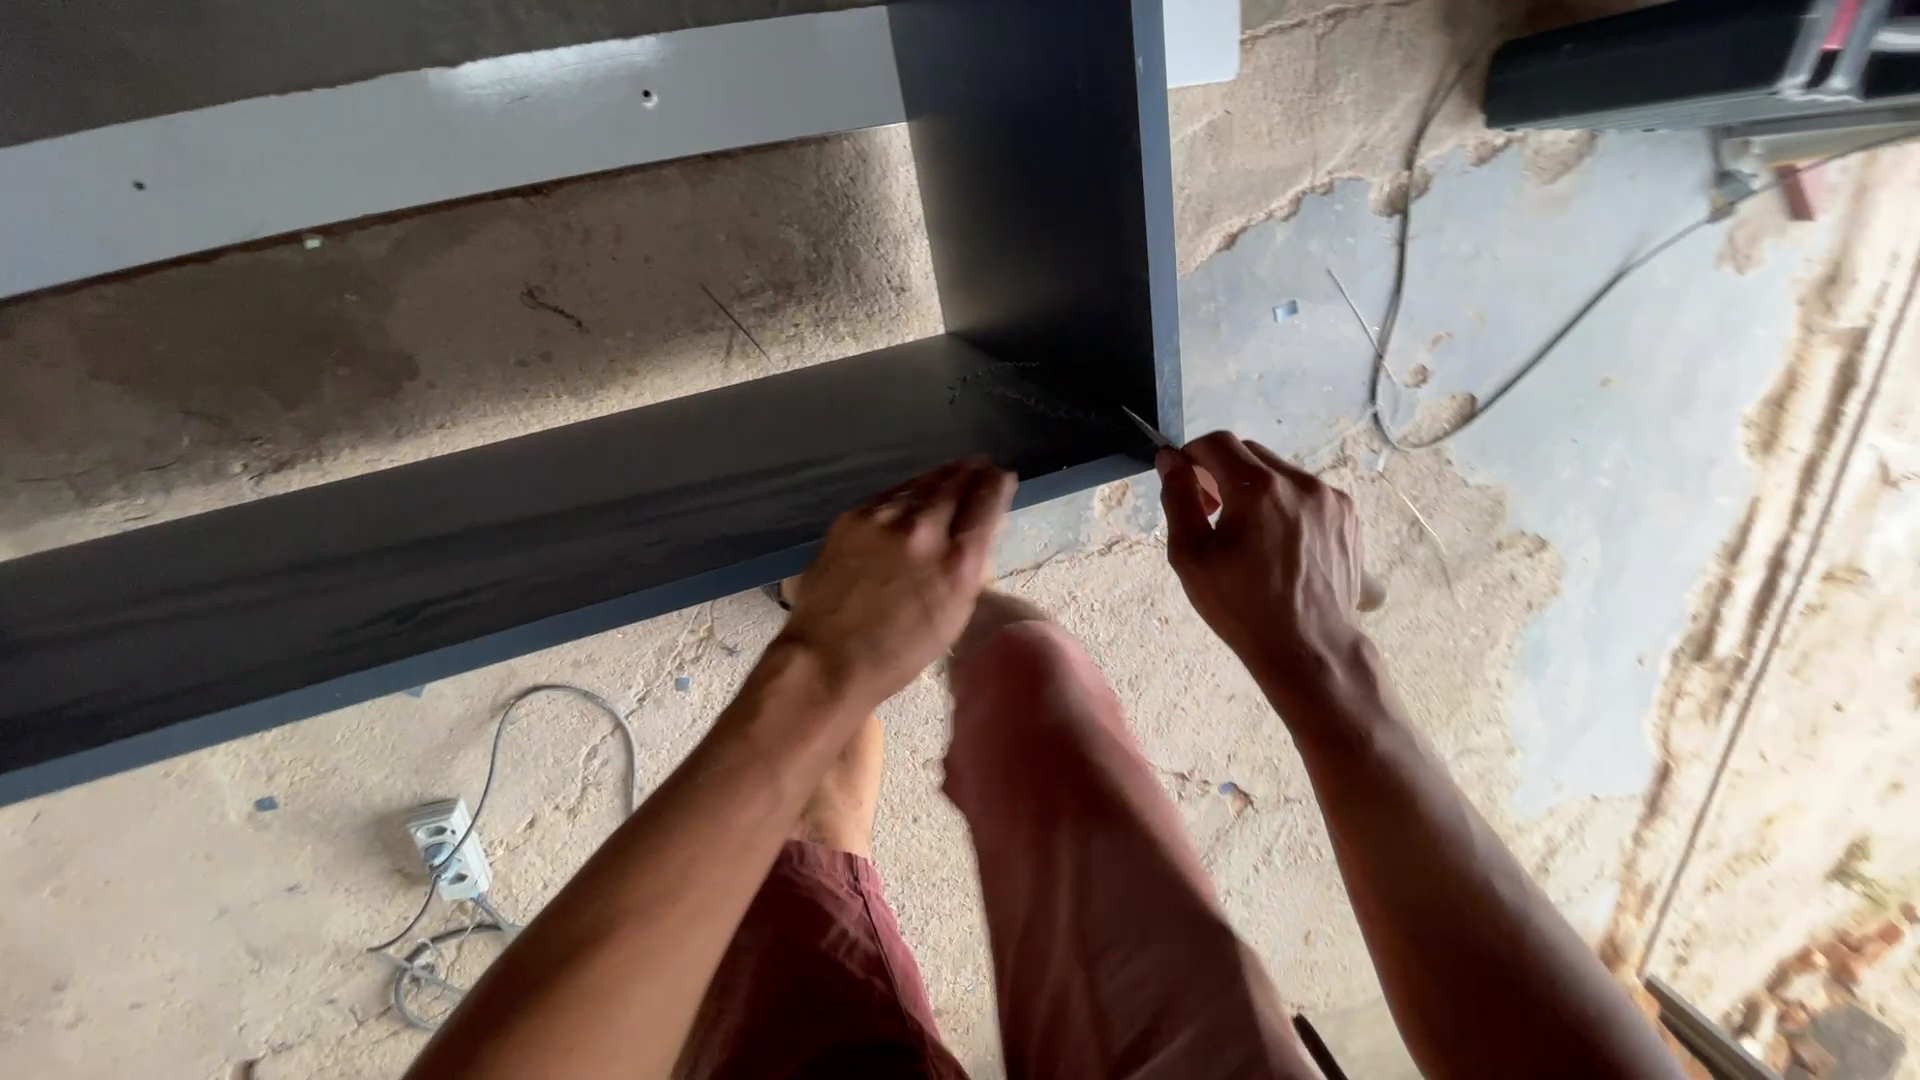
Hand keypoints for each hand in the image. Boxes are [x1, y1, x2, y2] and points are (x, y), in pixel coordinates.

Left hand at [779, 459, 1016, 710]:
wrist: (828, 659)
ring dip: (942, 475)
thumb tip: (974, 531)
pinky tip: (914, 490)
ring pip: (922, 484)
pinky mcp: (852, 517)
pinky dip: (909, 489)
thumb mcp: (953, 614)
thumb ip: (967, 566)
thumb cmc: (899, 653)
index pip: (987, 503)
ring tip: (954, 470)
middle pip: (956, 484)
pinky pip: (891, 494)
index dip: (997, 484)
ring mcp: (884, 519)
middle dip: (971, 472)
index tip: (1002, 476)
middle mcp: (924, 529)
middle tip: (980, 464)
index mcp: (957, 560)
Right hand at [1157, 432, 1365, 696]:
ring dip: (1253, 487)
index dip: (1191, 454)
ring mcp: (1329, 497)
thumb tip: (1169, 459)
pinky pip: (1305, 491)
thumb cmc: (1241, 606)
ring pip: (1278, 471)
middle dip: (1221, 470)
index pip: (1216, 442)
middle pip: (1248, 452)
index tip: (1183, 480)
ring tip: (1245, 531)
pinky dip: (1283, 502)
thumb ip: (1178, 498)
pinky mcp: (1348, 514)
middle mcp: (1299, 482)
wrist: (1309, 646)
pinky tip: (1276, 541)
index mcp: (1257, 489)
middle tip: (1209, 509)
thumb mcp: (1191, 556)